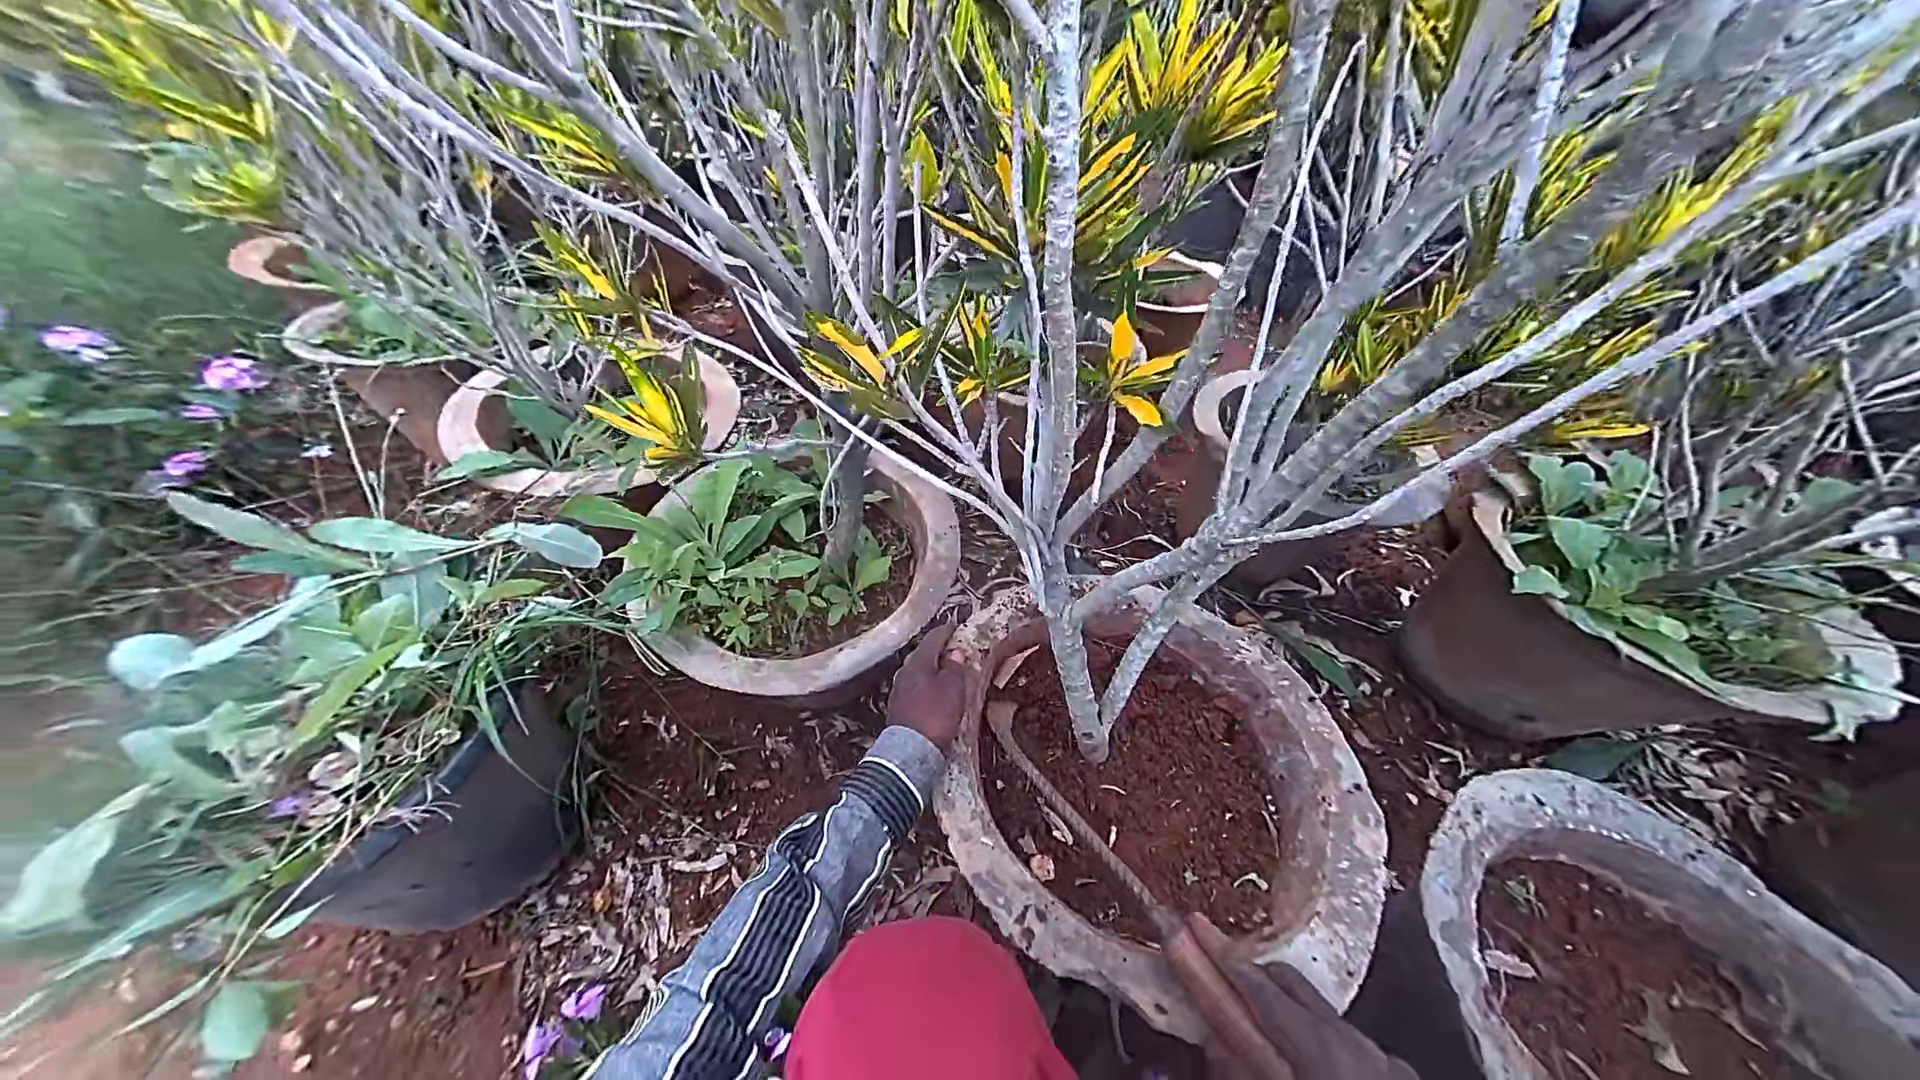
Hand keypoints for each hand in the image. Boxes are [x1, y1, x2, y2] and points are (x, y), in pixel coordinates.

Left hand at [886, 622, 967, 751]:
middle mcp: (905, 672)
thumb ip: (954, 667)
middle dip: (940, 649)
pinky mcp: (899, 707)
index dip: (947, 631)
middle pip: (924, 654)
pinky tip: (936, 690)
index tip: (957, 626)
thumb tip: (954, 652)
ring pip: (919, 671)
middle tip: (956, 648)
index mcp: (918, 663)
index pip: (933, 638)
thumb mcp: (952, 689)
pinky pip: (916, 686)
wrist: (910, 753)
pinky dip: (928, 683)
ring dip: (934, 667)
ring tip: (949, 670)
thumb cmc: (935, 715)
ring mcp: (899, 689)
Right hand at [1191, 915, 1417, 1079]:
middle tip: (1214, 971)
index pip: (1259, 988)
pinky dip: (1315, 1038)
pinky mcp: (1399, 1076)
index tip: (1191, 922)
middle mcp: (1355, 1046)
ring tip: (1256, 1028)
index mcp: (1320, 1053)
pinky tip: (1304, 1067)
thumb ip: (1243, 1073)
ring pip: (1319, 1012)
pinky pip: (1347, 1041)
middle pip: (1289, 983)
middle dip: (1248, 972)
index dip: (1220, 954)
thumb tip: (1215, 1036)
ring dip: (1283, 1009)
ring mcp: (1383, 1061)